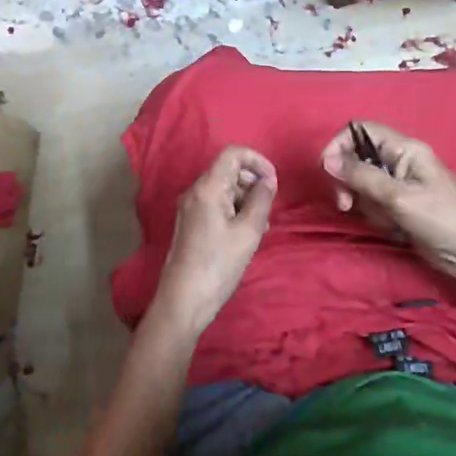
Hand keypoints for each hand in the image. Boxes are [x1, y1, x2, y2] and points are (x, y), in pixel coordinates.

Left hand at [152, 145, 277, 332]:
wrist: (182, 301)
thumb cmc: (218, 265)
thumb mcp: (249, 231)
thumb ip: (261, 199)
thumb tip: (267, 180)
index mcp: (207, 187)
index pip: (233, 153)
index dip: (257, 160)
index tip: (273, 182)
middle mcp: (194, 191)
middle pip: (228, 170)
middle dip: (253, 182)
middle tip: (269, 209)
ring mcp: (189, 207)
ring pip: (223, 188)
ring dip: (245, 198)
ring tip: (260, 226)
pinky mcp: (189, 223)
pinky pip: (216, 204)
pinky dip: (234, 210)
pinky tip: (245, 234)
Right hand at [320, 121, 455, 288]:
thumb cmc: (443, 219)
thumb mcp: (399, 197)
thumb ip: (362, 176)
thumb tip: (327, 159)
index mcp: (405, 148)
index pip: (361, 130)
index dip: (340, 146)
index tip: (328, 172)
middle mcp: (401, 161)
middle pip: (357, 159)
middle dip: (348, 182)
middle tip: (346, 205)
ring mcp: (401, 185)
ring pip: (363, 186)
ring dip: (366, 205)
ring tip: (388, 221)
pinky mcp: (402, 207)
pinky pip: (375, 205)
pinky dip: (378, 217)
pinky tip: (394, 230)